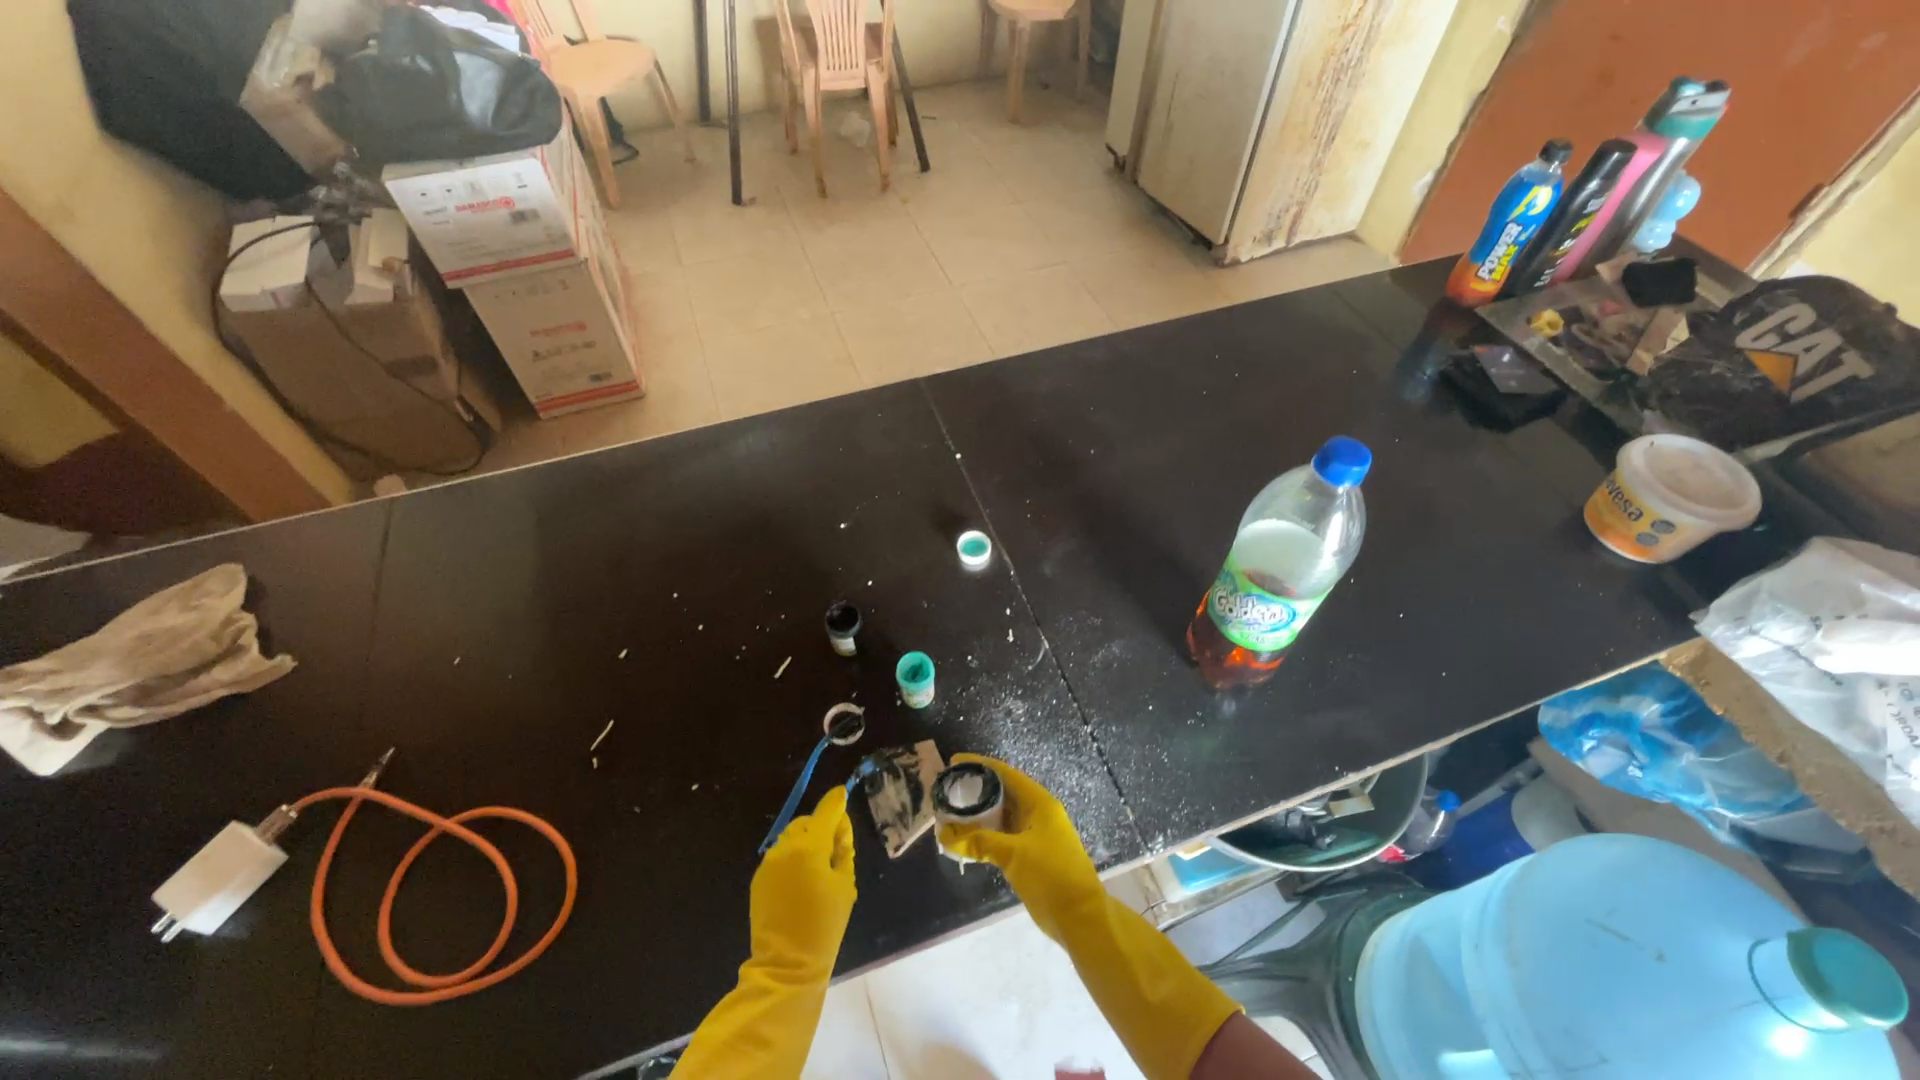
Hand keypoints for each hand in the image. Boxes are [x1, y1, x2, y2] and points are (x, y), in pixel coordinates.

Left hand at [749, 786, 855, 982]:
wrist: (787, 963)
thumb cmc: (825, 925)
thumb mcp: (845, 885)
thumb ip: (843, 852)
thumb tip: (839, 833)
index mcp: (810, 846)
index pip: (826, 812)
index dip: (836, 801)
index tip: (843, 792)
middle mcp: (785, 848)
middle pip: (807, 822)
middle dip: (822, 826)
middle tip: (837, 848)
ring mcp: (768, 863)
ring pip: (791, 838)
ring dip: (806, 842)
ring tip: (819, 867)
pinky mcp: (759, 879)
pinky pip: (780, 857)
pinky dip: (793, 858)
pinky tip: (802, 880)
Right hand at [936, 754, 1101, 940]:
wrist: (1078, 916)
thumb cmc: (1051, 875)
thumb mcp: (1013, 854)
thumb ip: (978, 841)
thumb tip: (944, 836)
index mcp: (1039, 803)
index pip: (1006, 774)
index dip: (980, 766)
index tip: (954, 763)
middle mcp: (1037, 814)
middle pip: (1001, 794)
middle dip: (975, 792)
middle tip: (946, 791)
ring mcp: (1033, 835)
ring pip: (1000, 817)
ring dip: (977, 816)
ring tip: (948, 813)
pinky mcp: (1028, 855)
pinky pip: (1001, 837)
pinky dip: (982, 836)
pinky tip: (963, 840)